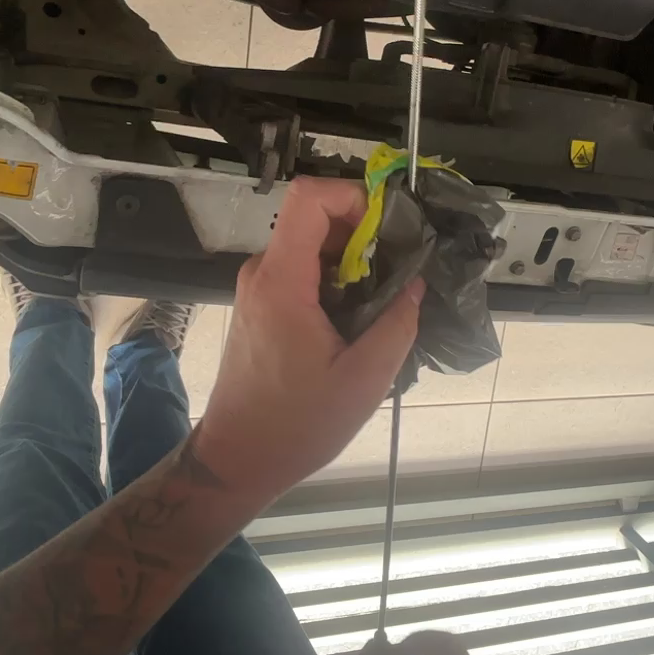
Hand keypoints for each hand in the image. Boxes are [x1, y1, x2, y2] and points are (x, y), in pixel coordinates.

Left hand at [193, 177, 424, 504]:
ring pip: (308, 245)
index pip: (308, 198)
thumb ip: (396, 325)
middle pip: (312, 219)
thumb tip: (415, 285)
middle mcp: (263, 273)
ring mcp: (257, 288)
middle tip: (394, 274)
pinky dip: (331, 279)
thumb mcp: (363, 380)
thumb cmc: (296, 425)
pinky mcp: (260, 305)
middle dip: (361, 234)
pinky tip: (352, 318)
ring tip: (377, 303)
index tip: (386, 229)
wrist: (238, 458)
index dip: (352, 196)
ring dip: (349, 261)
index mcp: (282, 281)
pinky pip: (299, 270)